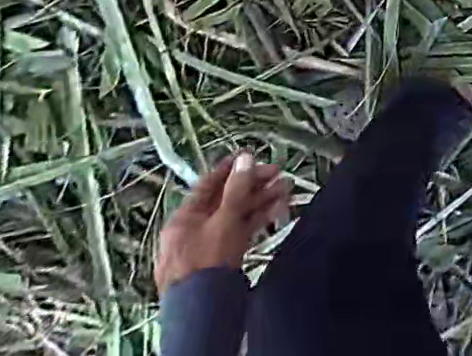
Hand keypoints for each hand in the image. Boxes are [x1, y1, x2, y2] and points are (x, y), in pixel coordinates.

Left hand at [154, 152, 292, 293]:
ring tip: (287, 188)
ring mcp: (210, 244)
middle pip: (226, 199)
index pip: (208, 184)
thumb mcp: (224, 221)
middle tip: (278, 172)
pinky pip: (241, 231)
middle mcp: (195, 229)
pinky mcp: (224, 258)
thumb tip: (245, 158)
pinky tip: (279, 209)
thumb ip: (237, 189)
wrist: (205, 316)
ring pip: (237, 215)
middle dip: (254, 185)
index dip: (230, 168)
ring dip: (262, 200)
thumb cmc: (207, 263)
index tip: (251, 155)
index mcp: (184, 218)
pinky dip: (259, 219)